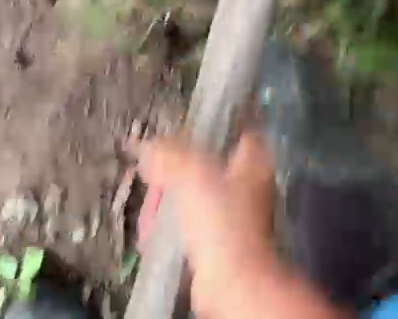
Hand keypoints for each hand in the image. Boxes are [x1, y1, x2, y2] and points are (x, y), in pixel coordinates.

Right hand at [136, 132, 349, 318]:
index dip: (217, 121)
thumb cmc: (219, 218)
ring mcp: (236, 216)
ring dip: (174, 190)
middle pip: (214, 161)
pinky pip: (192, 221)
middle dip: (183, 159)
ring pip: (200, 192)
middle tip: (157, 154)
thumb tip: (144, 144)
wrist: (231, 282)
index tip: (189, 117)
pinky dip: (173, 218)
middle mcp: (249, 186)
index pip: (240, 129)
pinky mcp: (220, 242)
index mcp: (253, 163)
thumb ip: (168, 152)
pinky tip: (153, 219)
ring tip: (149, 185)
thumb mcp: (190, 172)